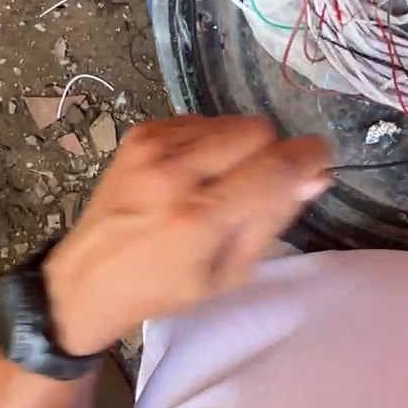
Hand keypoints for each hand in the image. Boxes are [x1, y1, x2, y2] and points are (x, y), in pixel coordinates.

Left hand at [42, 115, 332, 355]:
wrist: (87, 277)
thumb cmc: (165, 287)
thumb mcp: (229, 274)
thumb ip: (274, 219)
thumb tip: (316, 176)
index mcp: (200, 217)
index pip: (277, 166)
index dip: (310, 157)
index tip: (320, 161)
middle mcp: (176, 172)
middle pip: (259, 130)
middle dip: (270, 153)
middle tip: (257, 184)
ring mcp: (154, 145)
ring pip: (233, 121)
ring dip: (240, 147)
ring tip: (220, 181)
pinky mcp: (143, 132)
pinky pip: (203, 120)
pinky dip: (211, 142)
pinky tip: (194, 172)